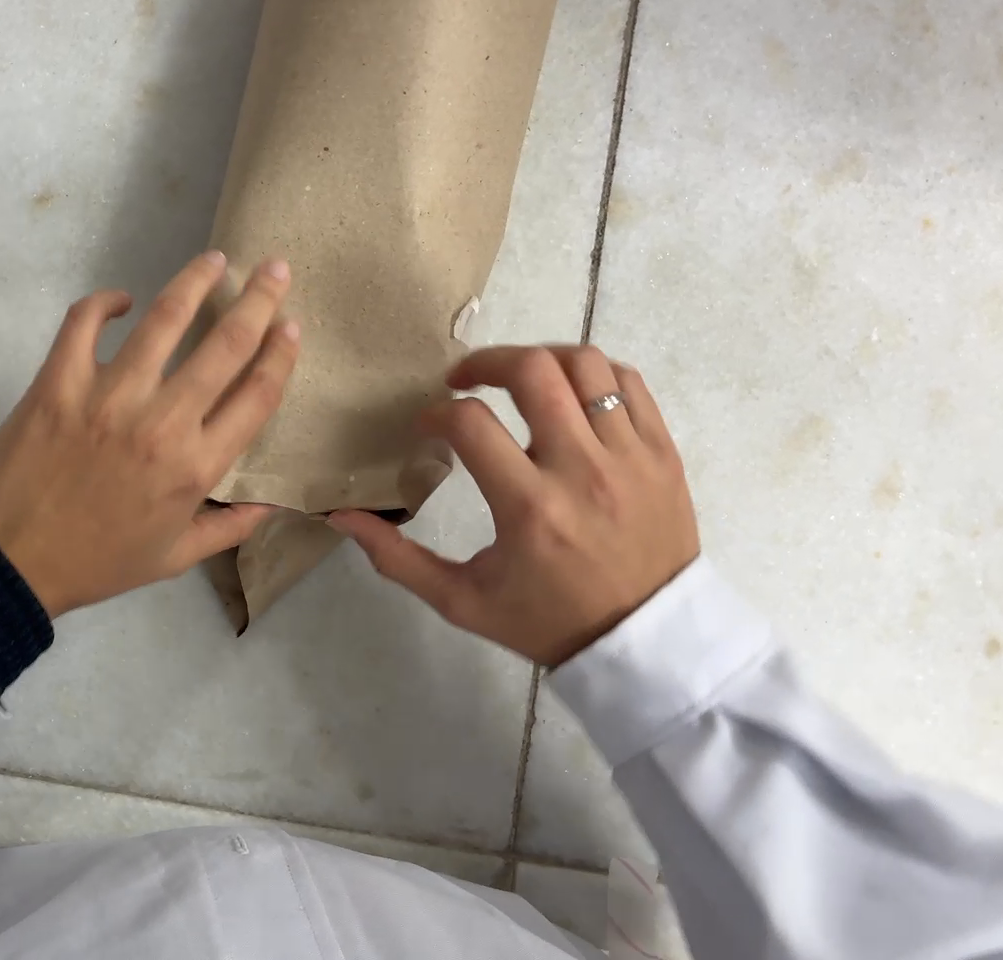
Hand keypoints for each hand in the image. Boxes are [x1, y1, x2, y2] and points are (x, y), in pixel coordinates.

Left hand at [0, 252, 300, 617]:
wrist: (12, 563)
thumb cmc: (96, 562)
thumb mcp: (173, 558)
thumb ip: (228, 529)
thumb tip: (273, 506)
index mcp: (196, 467)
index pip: (257, 396)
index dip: (281, 355)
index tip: (291, 326)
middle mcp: (163, 423)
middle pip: (225, 346)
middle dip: (259, 300)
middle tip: (274, 269)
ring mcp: (108, 397)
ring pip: (164, 320)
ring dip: (194, 282)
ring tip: (213, 260)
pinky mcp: (57, 383)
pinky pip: (83, 323)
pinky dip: (103, 302)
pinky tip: (120, 300)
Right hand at [329, 346, 699, 665]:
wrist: (649, 645)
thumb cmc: (546, 620)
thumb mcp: (460, 600)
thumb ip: (396, 558)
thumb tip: (339, 517)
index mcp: (529, 507)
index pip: (471, 423)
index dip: (436, 415)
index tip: (427, 427)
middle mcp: (582, 470)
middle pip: (533, 371)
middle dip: (485, 362)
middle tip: (463, 380)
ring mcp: (631, 457)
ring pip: (586, 365)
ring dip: (539, 359)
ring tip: (516, 380)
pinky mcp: (663, 453)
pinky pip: (629, 382)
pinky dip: (590, 373)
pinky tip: (566, 393)